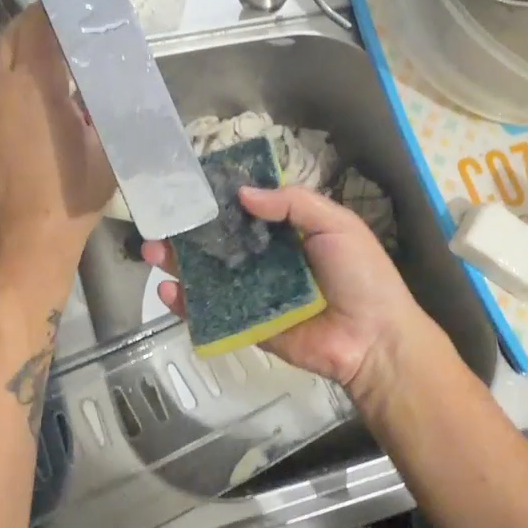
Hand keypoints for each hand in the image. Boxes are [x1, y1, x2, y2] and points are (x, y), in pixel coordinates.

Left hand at [0, 6, 115, 269]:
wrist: (27, 239)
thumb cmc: (74, 195)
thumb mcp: (104, 146)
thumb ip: (99, 107)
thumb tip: (96, 85)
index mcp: (34, 85)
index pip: (39, 27)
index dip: (55, 10)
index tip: (75, 6)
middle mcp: (0, 88)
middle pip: (10, 35)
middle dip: (33, 24)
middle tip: (63, 25)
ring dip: (16, 46)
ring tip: (44, 52)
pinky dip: (5, 72)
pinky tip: (27, 88)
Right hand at [142, 186, 445, 399]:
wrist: (374, 339)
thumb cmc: (361, 275)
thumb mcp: (336, 224)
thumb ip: (292, 203)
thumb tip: (242, 194)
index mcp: (288, 232)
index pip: (245, 211)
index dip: (218, 201)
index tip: (187, 189)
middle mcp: (267, 260)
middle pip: (219, 243)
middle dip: (187, 233)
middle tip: (159, 224)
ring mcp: (254, 294)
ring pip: (209, 276)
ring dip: (179, 264)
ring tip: (154, 253)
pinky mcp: (247, 326)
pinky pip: (213, 314)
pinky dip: (187, 305)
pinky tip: (168, 292)